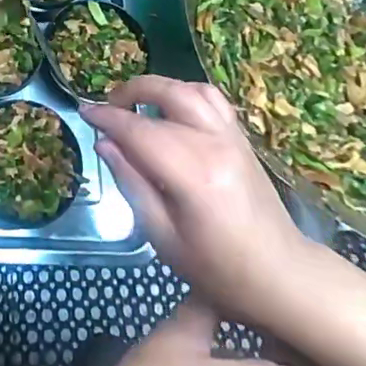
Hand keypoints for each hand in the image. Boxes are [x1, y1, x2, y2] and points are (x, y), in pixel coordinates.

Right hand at [80, 76, 312, 325]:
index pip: (139, 130)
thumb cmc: (217, 270)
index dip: (107, 117)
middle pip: (169, 93)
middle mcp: (215, 145)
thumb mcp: (162, 237)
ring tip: (137, 104)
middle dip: (131, 91)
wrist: (282, 278)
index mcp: (193, 174)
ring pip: (192, 89)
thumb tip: (105, 144)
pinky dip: (185, 94)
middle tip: (108, 107)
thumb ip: (132, 183)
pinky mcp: (242, 140)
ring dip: (159, 88)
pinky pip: (212, 100)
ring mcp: (233, 138)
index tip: (84, 113)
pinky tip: (170, 111)